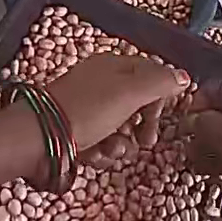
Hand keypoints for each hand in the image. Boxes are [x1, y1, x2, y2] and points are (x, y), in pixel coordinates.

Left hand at [44, 53, 188, 168]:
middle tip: (145, 141)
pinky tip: (95, 154)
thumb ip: (159, 83)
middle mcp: (100, 84)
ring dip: (121, 143)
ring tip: (112, 149)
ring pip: (120, 127)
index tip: (165, 114)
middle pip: (137, 103)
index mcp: (112, 65)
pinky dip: (102, 151)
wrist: (38, 137)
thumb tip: (183, 76)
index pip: (150, 72)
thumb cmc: (87, 110)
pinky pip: (101, 142)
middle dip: (143, 125)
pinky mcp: (76, 132)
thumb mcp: (130, 92)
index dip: (161, 93)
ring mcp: (87, 109)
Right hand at [183, 81, 221, 203]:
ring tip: (190, 156)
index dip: (200, 96)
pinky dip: (212, 162)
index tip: (184, 113)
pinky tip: (202, 170)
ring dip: (202, 146)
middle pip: (218, 114)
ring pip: (220, 138)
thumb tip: (189, 120)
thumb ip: (202, 120)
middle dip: (198, 125)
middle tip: (183, 137)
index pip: (220, 88)